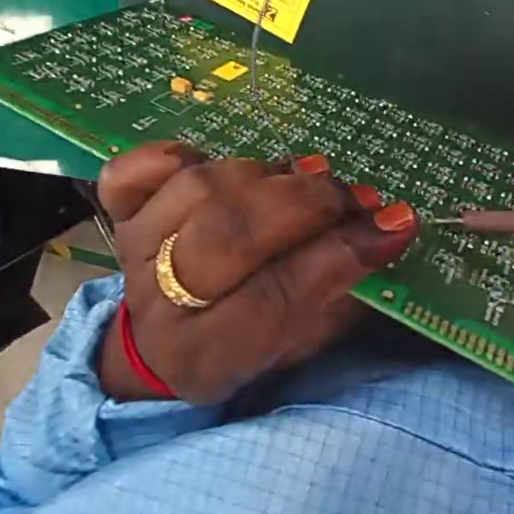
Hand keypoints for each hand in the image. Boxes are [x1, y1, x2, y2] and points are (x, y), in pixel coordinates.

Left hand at [95, 143, 418, 403]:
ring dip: (262, 176)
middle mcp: (161, 305)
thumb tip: (381, 226)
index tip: (396, 222)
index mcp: (207, 357)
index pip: (277, 297)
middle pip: (230, 232)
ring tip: (302, 176)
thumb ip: (336, 295)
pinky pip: (133, 172)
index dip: (342, 253)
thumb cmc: (242, 346)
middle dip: (304, 203)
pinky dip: (176, 157)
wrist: (156, 346)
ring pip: (198, 188)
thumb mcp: (296, 346)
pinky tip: (213, 164)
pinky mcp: (118, 215)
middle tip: (350, 195)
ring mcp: (134, 251)